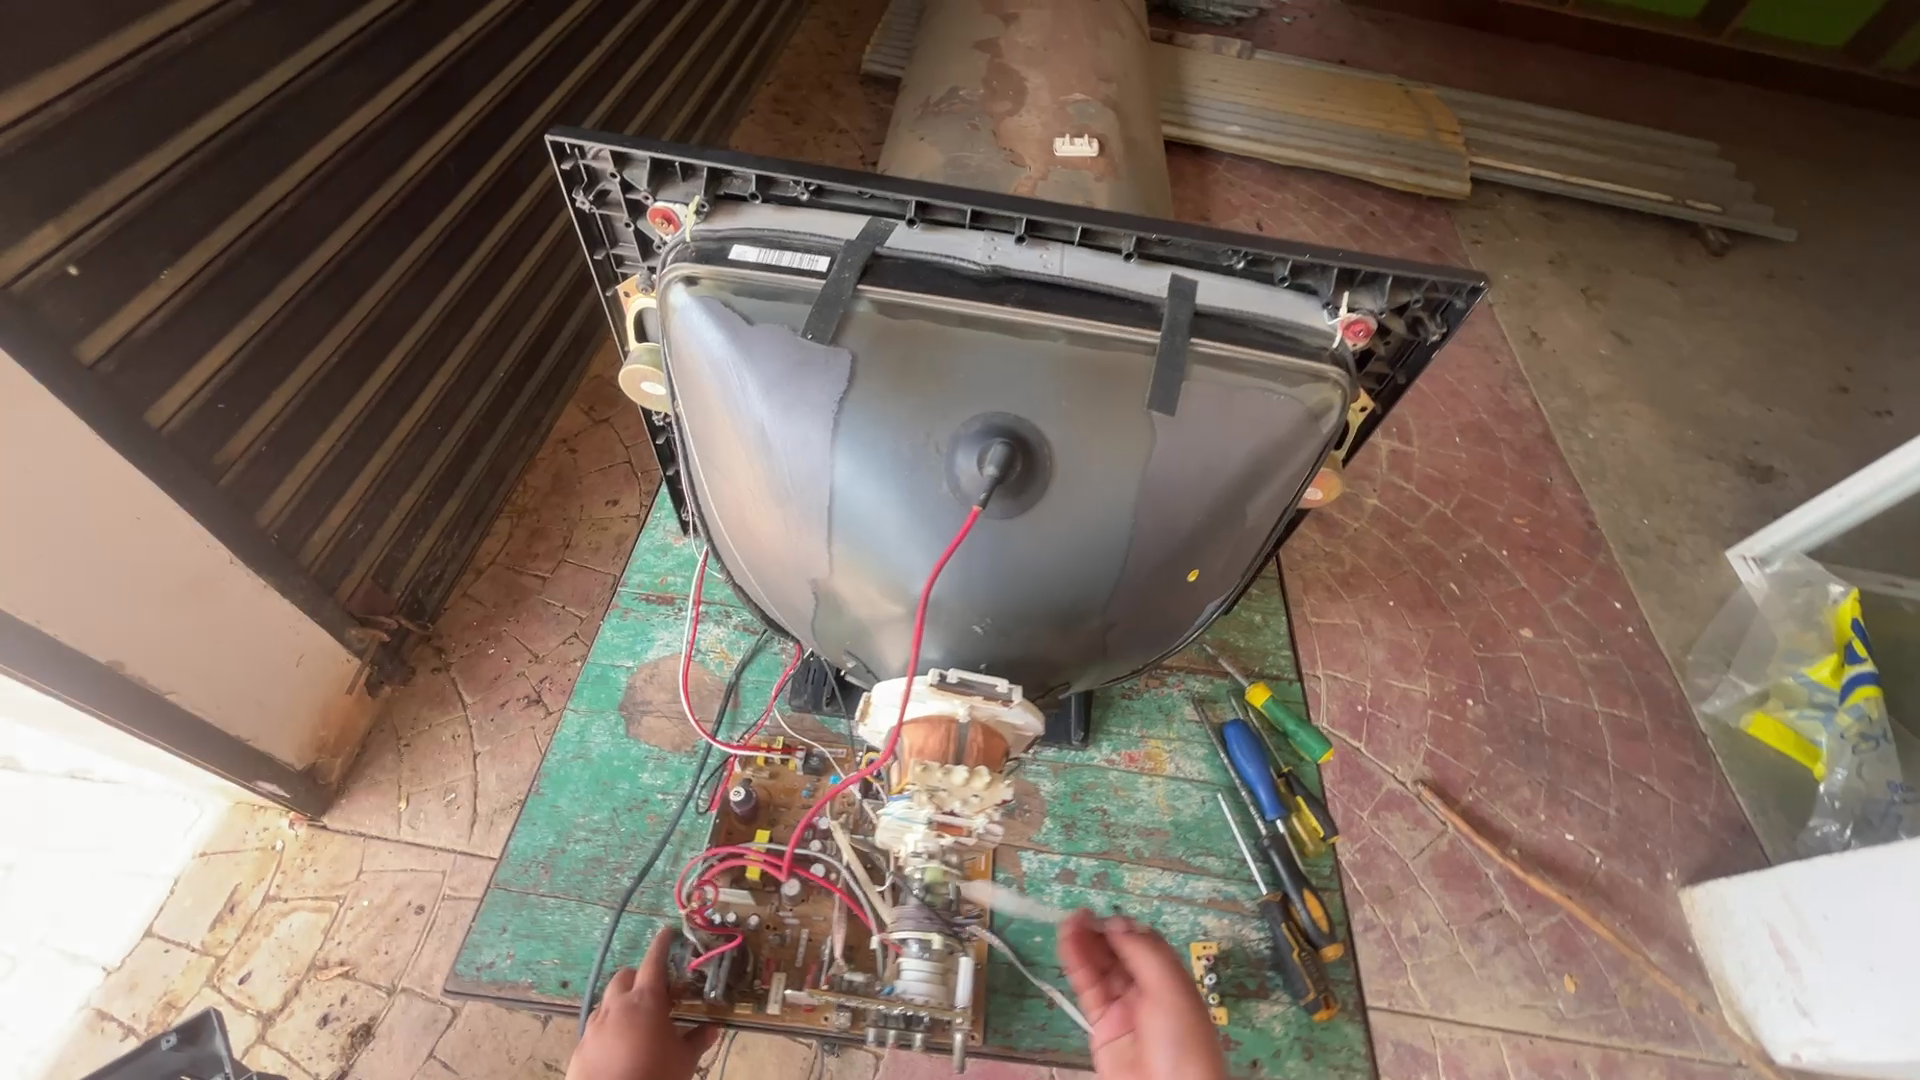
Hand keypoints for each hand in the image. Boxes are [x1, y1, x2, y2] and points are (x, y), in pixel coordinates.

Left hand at [567, 929, 718, 1079]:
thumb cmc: (654, 1077)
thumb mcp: (683, 1060)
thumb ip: (697, 1040)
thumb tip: (713, 1029)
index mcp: (646, 1000)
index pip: (654, 961)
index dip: (661, 944)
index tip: (667, 932)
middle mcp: (617, 1007)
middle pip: (624, 977)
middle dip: (637, 978)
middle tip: (652, 991)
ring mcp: (594, 1028)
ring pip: (606, 1003)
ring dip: (620, 1004)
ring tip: (635, 1022)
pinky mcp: (579, 1051)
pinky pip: (594, 1030)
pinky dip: (607, 1030)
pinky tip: (617, 1048)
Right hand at [1057, 910, 1227, 1079]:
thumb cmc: (1181, 1042)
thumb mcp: (1171, 990)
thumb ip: (1144, 953)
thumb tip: (1117, 923)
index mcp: (1170, 980)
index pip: (1144, 945)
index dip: (1124, 929)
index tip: (1106, 918)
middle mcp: (1147, 991)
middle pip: (1119, 953)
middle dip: (1100, 933)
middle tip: (1079, 915)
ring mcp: (1123, 1008)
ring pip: (1100, 968)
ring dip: (1084, 943)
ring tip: (1068, 922)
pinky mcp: (1102, 1026)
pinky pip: (1088, 989)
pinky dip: (1076, 965)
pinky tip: (1067, 944)